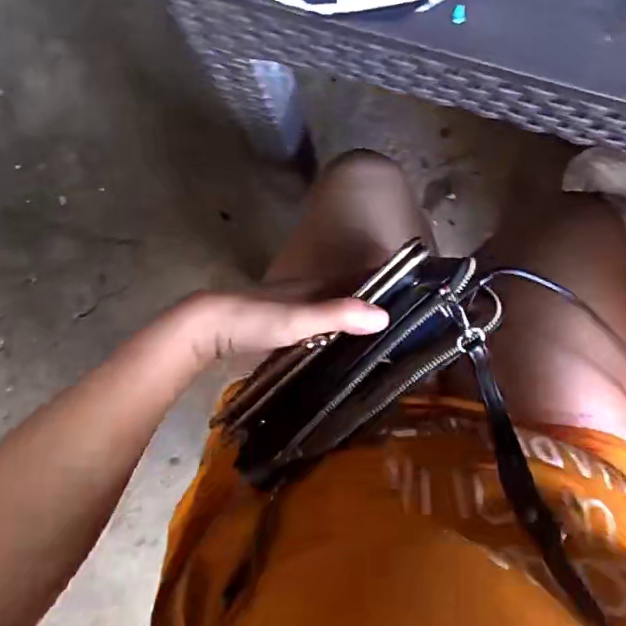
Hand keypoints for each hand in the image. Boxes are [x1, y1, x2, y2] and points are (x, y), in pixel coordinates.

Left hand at [173, 288, 389, 364]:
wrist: (205, 329)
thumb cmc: (254, 319)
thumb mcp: (299, 319)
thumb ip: (338, 315)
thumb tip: (385, 316)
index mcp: (319, 285)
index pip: (362, 276)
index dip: (390, 277)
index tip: (419, 288)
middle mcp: (311, 293)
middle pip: (352, 292)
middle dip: (379, 300)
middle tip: (409, 319)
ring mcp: (297, 311)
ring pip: (336, 310)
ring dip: (358, 318)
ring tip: (386, 337)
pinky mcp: (284, 329)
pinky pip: (322, 327)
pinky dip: (338, 333)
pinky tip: (345, 349)